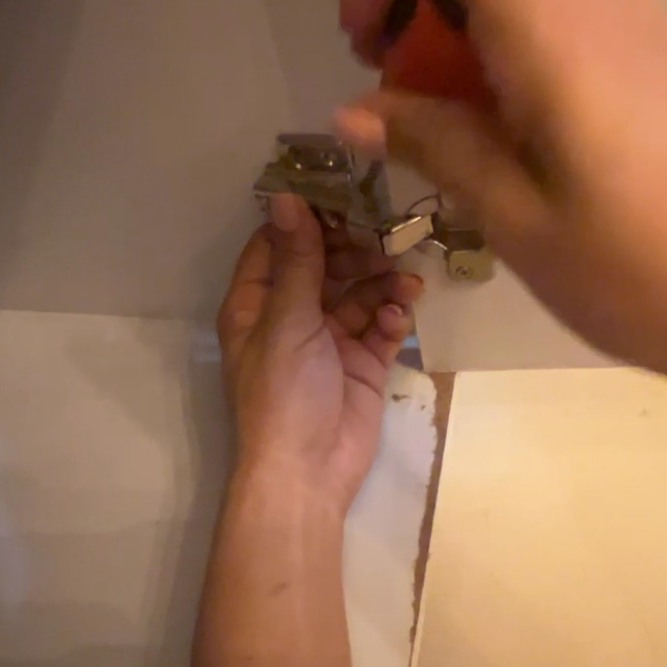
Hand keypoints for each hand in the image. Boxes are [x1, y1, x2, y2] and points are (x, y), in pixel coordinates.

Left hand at [217, 194, 423, 509]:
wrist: (309, 470)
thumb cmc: (284, 392)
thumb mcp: (288, 320)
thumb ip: (297, 260)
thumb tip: (286, 196)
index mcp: (258, 304)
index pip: (279, 246)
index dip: (308, 222)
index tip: (345, 197)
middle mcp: (293, 317)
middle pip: (327, 267)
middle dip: (357, 253)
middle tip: (387, 241)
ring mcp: (331, 341)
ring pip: (361, 296)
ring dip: (383, 284)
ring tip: (407, 281)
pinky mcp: (364, 364)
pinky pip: (381, 328)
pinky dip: (393, 318)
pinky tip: (401, 318)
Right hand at [334, 0, 666, 384]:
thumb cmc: (637, 272)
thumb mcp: (515, 218)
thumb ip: (432, 142)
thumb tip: (354, 109)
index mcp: (549, 19)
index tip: (370, 46)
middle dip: (410, 7)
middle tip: (406, 114)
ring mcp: (631, 24)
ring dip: (457, 46)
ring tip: (458, 146)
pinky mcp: (651, 59)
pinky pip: (554, 26)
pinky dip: (506, 64)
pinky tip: (515, 151)